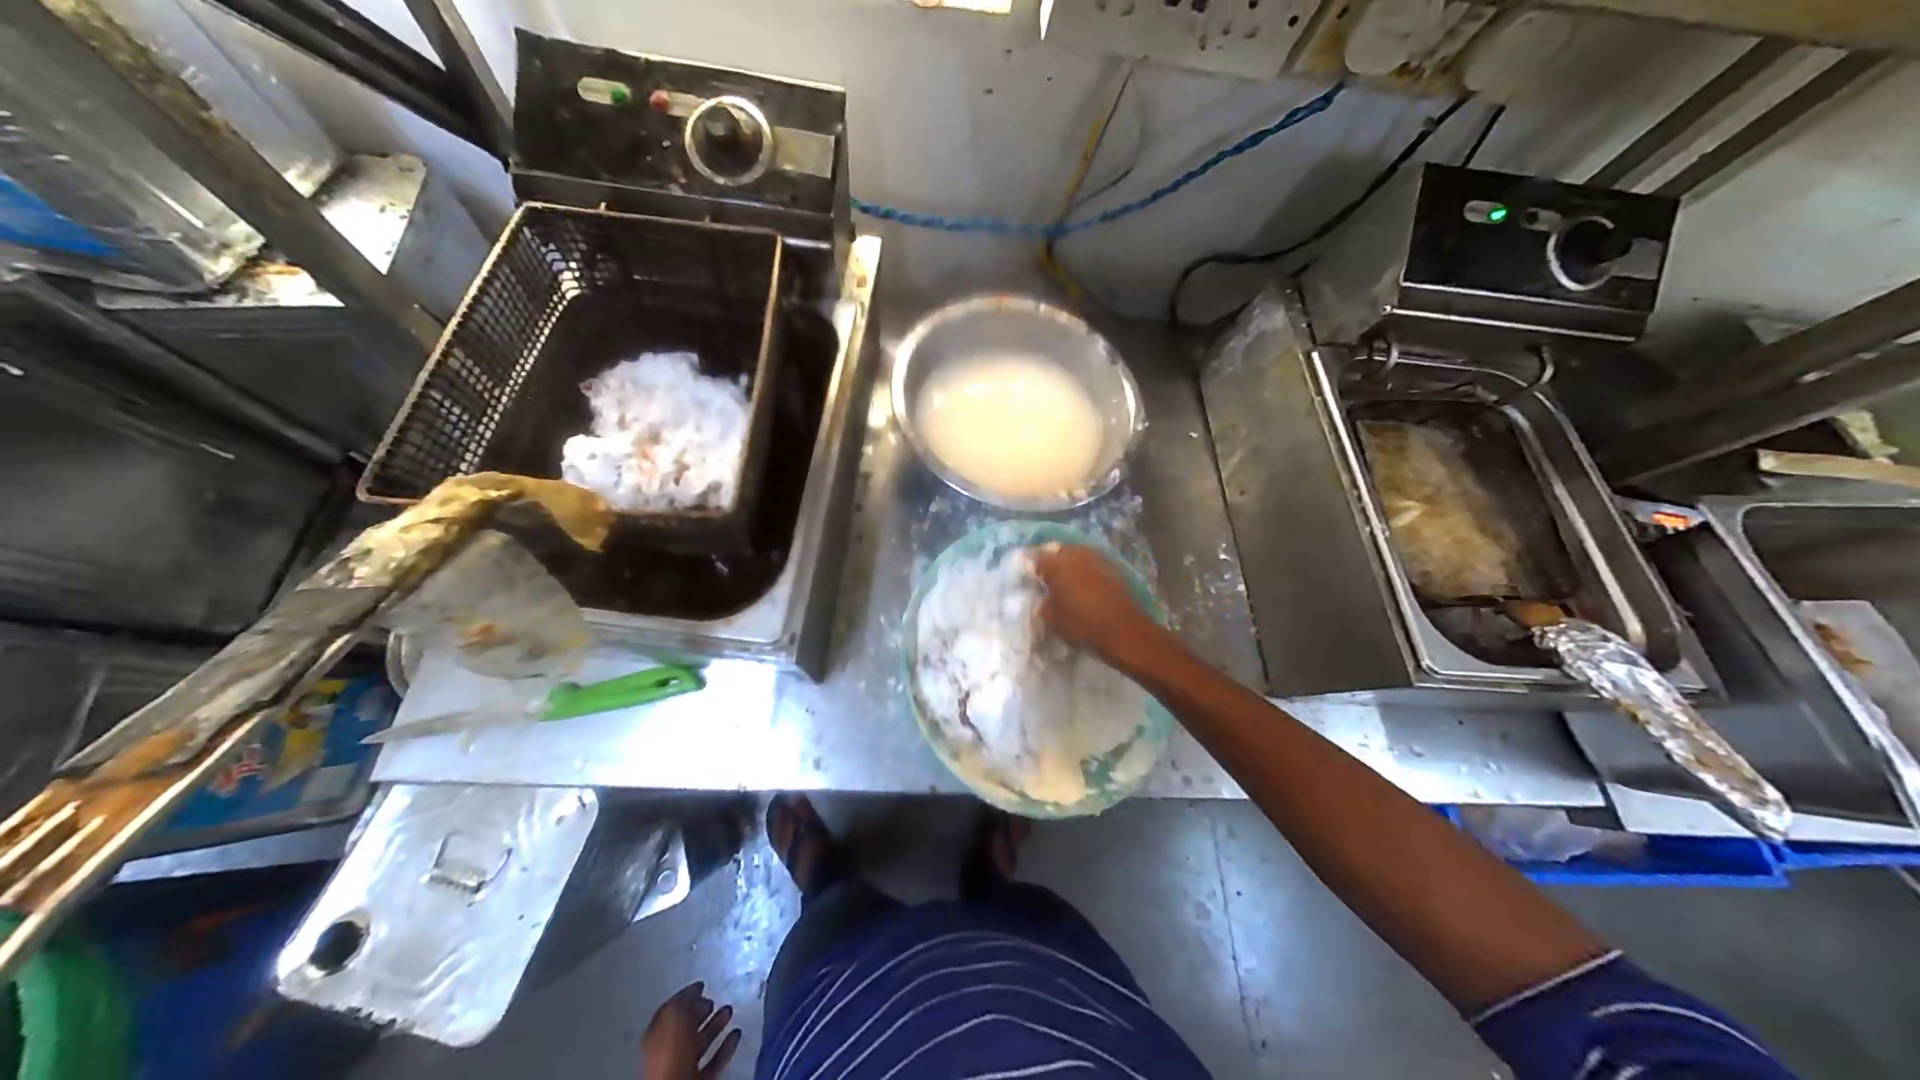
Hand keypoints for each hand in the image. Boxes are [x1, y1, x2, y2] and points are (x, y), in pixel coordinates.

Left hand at [641, 982, 741, 1079]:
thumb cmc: (672, 1052)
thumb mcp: (674, 1017)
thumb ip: (683, 1002)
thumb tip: (694, 992)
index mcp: (656, 1035)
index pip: (671, 1009)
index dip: (686, 996)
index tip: (702, 984)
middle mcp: (668, 1050)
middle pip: (685, 1026)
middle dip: (700, 1010)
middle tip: (714, 998)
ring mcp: (685, 1066)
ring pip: (701, 1041)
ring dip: (715, 1026)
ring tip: (729, 1010)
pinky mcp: (702, 1079)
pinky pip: (715, 1059)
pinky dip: (725, 1046)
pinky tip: (736, 1034)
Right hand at [1032, 544, 1157, 663]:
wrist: (1122, 628)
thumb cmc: (1081, 623)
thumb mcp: (1051, 618)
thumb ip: (1043, 602)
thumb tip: (1045, 596)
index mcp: (1056, 564)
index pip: (1036, 558)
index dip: (1031, 567)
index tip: (1030, 576)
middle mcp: (1076, 554)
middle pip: (1058, 551)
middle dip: (1052, 561)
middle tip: (1048, 576)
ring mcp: (1096, 557)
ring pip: (1077, 554)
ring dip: (1071, 563)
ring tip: (1068, 579)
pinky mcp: (1112, 566)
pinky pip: (1092, 563)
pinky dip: (1086, 569)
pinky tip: (1085, 583)